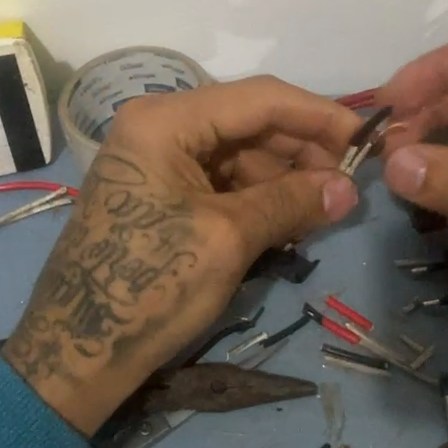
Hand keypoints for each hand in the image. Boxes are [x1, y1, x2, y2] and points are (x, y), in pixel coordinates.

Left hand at [2, 77, 361, 434]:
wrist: (77, 349)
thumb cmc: (149, 286)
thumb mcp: (227, 239)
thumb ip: (291, 202)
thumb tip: (349, 189)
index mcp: (164, 121)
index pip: (259, 98)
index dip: (319, 117)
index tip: (369, 141)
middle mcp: (157, 126)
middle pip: (248, 122)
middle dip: (302, 150)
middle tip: (350, 185)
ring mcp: (155, 159)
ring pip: (237, 152)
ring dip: (283, 176)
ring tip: (326, 208)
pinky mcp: (158, 191)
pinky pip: (218, 179)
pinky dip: (256, 195)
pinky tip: (290, 218)